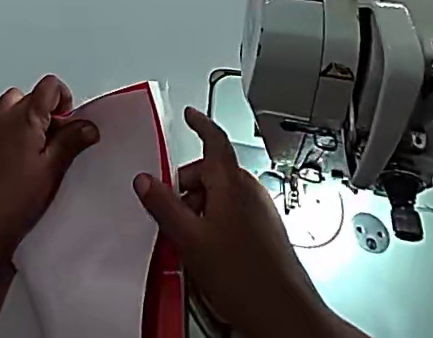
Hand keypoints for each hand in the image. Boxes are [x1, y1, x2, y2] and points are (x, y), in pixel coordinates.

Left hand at [0, 75, 98, 260]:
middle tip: (57, 143)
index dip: (64, 99)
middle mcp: (4, 115)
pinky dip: (12, 133)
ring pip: (13, 108)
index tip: (69, 124)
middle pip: (31, 96)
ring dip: (27, 121)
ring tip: (38, 153)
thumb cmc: (13, 202)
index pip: (49, 85)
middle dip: (47, 112)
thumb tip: (87, 126)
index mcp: (25, 116)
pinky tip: (19, 164)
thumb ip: (71, 142)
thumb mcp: (52, 171)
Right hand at [136, 109, 360, 337]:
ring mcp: (262, 211)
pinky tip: (210, 254)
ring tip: (191, 241)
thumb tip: (145, 181)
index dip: (200, 124)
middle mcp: (250, 190)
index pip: (214, 139)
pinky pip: (235, 214)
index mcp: (231, 182)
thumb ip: (163, 205)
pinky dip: (218, 223)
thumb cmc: (247, 279)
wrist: (287, 318)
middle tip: (172, 210)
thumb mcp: (190, 239)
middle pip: (211, 172)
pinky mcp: (268, 233)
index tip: (191, 115)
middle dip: (188, 187)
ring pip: (222, 195)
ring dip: (202, 209)